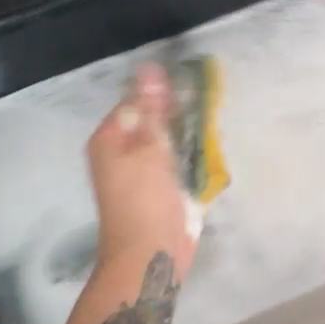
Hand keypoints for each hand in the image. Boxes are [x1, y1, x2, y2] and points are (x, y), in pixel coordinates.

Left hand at [86, 64, 194, 278]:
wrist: (151, 255)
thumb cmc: (145, 200)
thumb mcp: (149, 148)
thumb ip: (152, 109)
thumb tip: (150, 68)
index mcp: (110, 139)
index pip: (135, 100)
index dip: (163, 92)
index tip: (194, 86)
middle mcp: (123, 152)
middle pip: (154, 120)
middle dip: (181, 115)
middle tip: (209, 105)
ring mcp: (143, 172)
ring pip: (170, 141)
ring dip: (191, 135)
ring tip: (214, 127)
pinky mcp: (162, 189)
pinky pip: (179, 162)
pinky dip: (194, 157)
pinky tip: (213, 151)